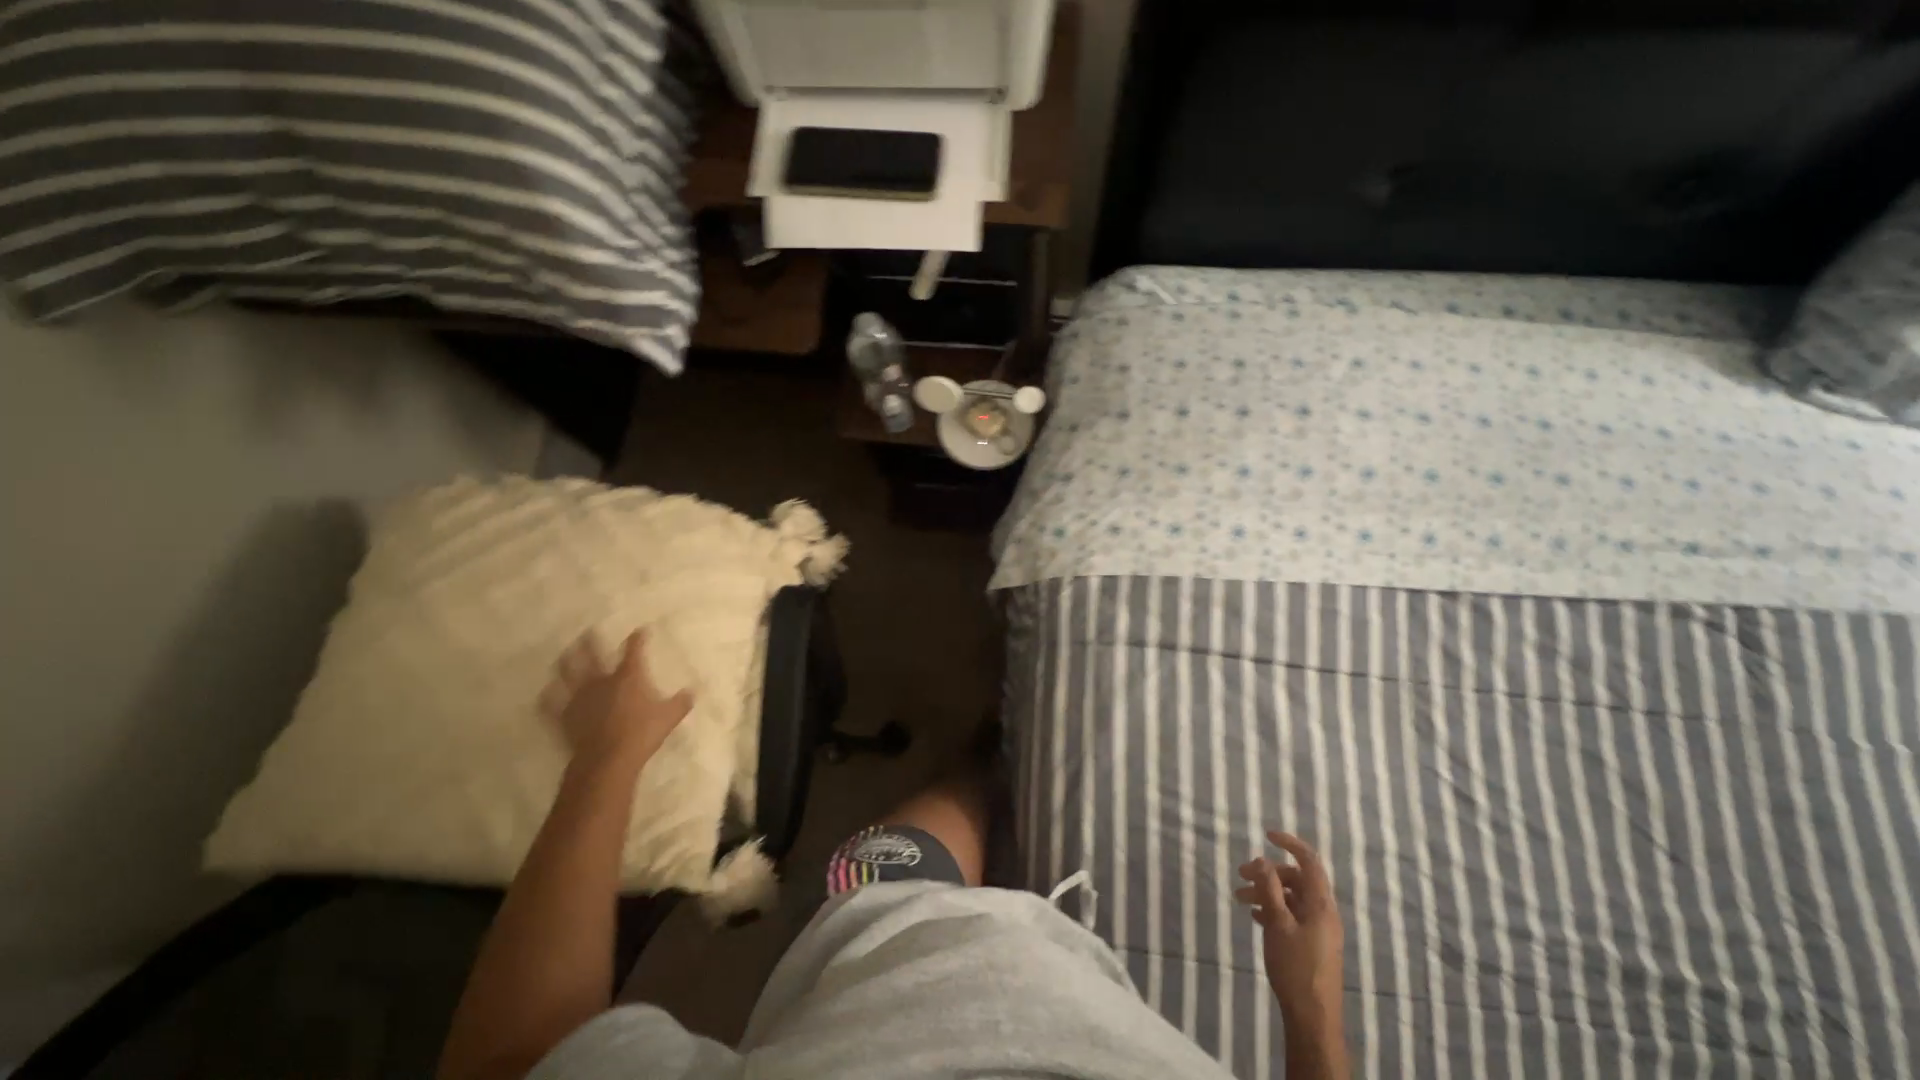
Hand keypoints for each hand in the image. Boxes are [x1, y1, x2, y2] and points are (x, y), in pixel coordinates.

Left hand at [538, 630, 692, 770]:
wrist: (607, 759)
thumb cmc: (641, 734)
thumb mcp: (669, 718)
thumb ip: (681, 703)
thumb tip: (693, 691)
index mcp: (628, 676)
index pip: (634, 649)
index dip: (638, 638)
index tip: (641, 630)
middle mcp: (600, 679)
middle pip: (591, 652)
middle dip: (590, 640)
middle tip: (588, 631)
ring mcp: (578, 696)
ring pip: (567, 671)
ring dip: (565, 661)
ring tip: (564, 655)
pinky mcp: (563, 715)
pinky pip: (550, 703)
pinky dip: (548, 697)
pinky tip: (545, 693)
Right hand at [1236, 830, 1344, 1018]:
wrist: (1313, 1015)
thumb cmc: (1295, 966)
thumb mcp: (1278, 924)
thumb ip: (1270, 890)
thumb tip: (1262, 859)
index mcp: (1321, 904)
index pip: (1310, 862)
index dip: (1290, 843)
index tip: (1267, 834)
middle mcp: (1324, 912)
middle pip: (1297, 880)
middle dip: (1269, 873)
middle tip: (1240, 875)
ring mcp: (1319, 929)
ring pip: (1292, 898)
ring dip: (1267, 893)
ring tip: (1239, 898)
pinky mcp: (1312, 944)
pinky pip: (1292, 915)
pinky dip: (1274, 909)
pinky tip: (1254, 915)